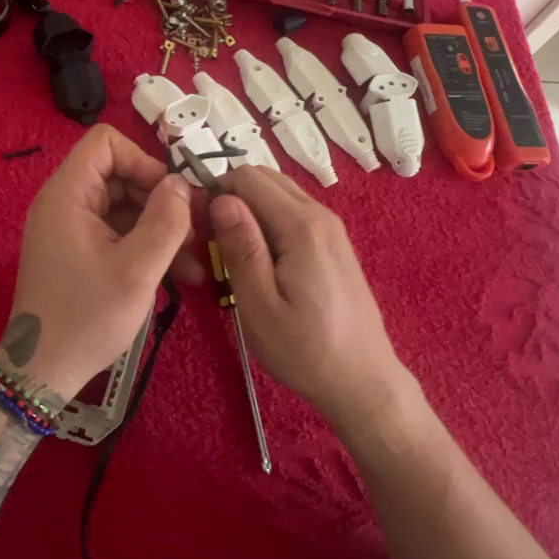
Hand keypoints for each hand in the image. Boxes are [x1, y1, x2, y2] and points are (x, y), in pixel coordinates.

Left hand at [0, 125, 195, 401]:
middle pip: (120, 174)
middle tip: (195, 233)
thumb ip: (165, 221)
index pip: (106, 143)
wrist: (44, 371)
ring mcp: (71, 228)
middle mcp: (65, 203)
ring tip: (193, 263)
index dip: (144, 161)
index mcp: (68, 195)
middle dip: (161, 200)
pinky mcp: (79, 252)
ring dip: (161, 228)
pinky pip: (118, 232)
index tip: (171, 197)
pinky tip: (178, 276)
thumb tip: (182, 185)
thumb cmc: (87, 317)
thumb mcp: (137, 270)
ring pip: (125, 206)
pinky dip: (146, 246)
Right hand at [210, 166, 409, 428]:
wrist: (362, 381)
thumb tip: (220, 198)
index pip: (246, 177)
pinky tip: (259, 261)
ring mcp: (331, 228)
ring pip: (278, 193)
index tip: (196, 228)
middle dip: (229, 197)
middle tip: (209, 241)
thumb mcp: (260, 306)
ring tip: (230, 253)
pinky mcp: (333, 243)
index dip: (213, 193)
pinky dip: (267, 222)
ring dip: (248, 209)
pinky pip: (292, 212)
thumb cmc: (305, 350)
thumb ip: (241, 247)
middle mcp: (320, 214)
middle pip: (263, 177)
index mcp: (301, 225)